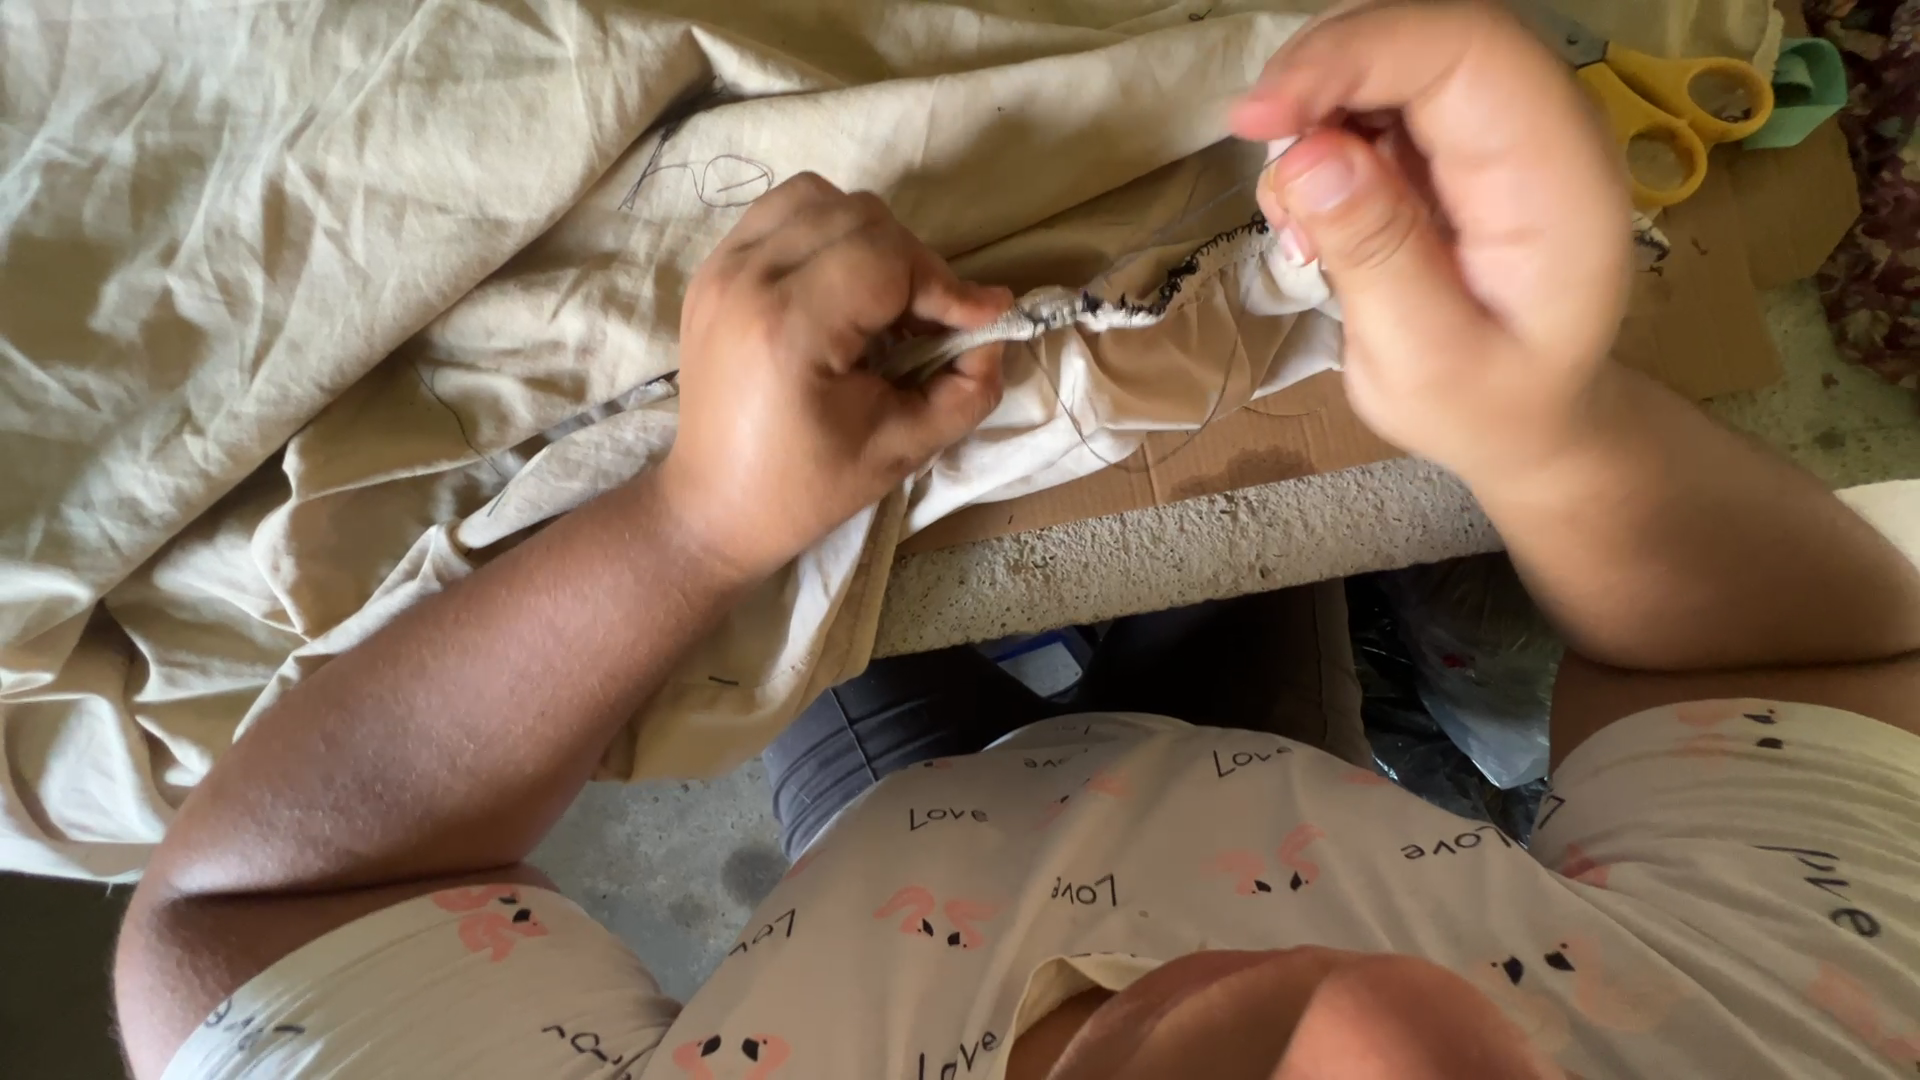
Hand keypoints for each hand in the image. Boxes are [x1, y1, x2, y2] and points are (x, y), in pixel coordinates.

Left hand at [658, 173, 1011, 578]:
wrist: (717, 505)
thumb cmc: (809, 488)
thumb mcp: (905, 450)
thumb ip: (970, 389)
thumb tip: (994, 328)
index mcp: (789, 328)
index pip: (889, 259)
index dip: (948, 285)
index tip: (981, 320)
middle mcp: (747, 279)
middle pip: (862, 218)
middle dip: (916, 265)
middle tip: (934, 322)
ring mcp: (721, 267)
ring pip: (822, 199)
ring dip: (873, 240)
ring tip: (887, 301)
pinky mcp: (712, 270)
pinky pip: (783, 213)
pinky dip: (829, 234)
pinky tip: (843, 288)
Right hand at [1232, 0, 1632, 479]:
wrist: (1520, 421)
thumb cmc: (1483, 404)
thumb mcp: (1424, 355)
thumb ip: (1376, 254)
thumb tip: (1306, 158)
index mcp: (1551, 174)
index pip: (1463, 53)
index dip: (1353, 59)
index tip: (1255, 118)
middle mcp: (1527, 131)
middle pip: (1420, 41)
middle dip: (1320, 79)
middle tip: (1256, 152)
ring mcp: (1483, 141)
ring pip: (1384, 74)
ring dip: (1311, 126)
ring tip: (1299, 234)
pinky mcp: (1442, 160)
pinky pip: (1368, 119)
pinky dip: (1316, 157)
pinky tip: (1311, 230)